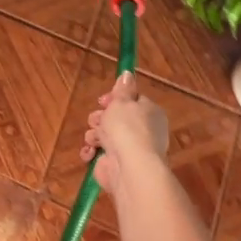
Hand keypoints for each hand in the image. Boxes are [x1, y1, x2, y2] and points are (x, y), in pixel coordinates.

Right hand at [79, 71, 168, 192]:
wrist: (129, 166)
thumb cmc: (128, 128)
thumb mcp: (123, 101)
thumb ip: (123, 89)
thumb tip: (128, 74)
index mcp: (150, 113)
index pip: (132, 101)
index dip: (115, 99)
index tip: (103, 101)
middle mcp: (143, 131)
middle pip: (115, 118)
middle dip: (101, 118)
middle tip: (97, 120)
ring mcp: (130, 149)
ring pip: (104, 134)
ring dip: (94, 135)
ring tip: (94, 139)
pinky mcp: (117, 164)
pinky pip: (99, 152)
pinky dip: (92, 152)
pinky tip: (90, 152)